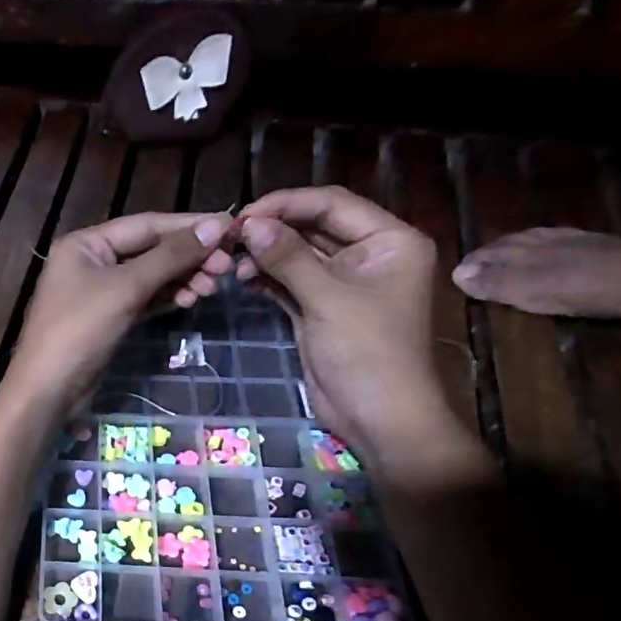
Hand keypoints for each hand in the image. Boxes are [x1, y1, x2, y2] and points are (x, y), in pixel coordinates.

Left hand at [5, 212, 231, 408]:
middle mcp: (91, 261)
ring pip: (149, 277)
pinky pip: (143, 300)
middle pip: (150, 250)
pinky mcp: (108, 319)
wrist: (49, 390)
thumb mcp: (126, 288)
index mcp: (86, 243)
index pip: (146, 225)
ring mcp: (99, 292)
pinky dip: (166, 298)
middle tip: (226, 268)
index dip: (189, 226)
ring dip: (181, 279)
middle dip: (188, 258)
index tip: (229, 229)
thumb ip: (171, 256)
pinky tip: (190, 299)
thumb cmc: (81, 331)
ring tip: (211, 288)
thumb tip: (217, 225)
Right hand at [237, 186, 490, 488]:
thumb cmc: (367, 352)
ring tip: (231, 260)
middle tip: (229, 236)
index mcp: (390, 240)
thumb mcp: (328, 299)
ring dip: (267, 255)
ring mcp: (344, 285)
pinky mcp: (322, 311)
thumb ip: (289, 258)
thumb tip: (249, 224)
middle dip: (273, 230)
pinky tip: (243, 276)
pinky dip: (269, 279)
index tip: (244, 213)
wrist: (378, 416)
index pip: (333, 205)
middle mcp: (370, 255)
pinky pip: (292, 283)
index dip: (287, 204)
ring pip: (300, 256)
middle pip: (315, 228)